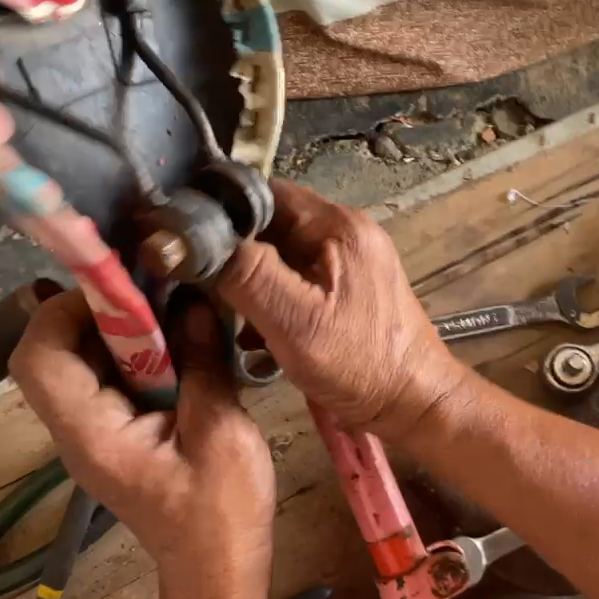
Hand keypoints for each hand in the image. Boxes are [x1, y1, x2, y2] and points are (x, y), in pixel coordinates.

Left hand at [9, 291, 274, 598]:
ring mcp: (94, 434)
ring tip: (169, 306)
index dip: (65, 310)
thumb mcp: (222, 432)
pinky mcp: (116, 435)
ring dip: (118, 329)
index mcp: (92, 434)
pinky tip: (176, 342)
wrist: (218, 571)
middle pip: (52, 353)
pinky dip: (134, 352)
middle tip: (153, 288)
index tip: (122, 286)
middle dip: (97, 311)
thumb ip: (202, 362)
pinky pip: (107, 379)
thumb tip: (191, 300)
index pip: (39, 357)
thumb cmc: (221, 512)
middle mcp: (78, 431)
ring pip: (80, 362)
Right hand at [217, 180, 469, 438]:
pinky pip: (297, 280)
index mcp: (338, 226)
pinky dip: (272, 301)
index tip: (184, 244)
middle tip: (202, 286)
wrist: (414, 405)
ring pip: (280, 255)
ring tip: (229, 316)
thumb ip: (247, 275)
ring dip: (250, 283)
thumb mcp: (295, 322)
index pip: (262, 194)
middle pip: (270, 224)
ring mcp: (350, 261)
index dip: (220, 213)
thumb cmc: (360, 365)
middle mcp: (347, 232)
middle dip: (233, 255)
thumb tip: (197, 240)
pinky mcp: (349, 289)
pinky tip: (257, 333)